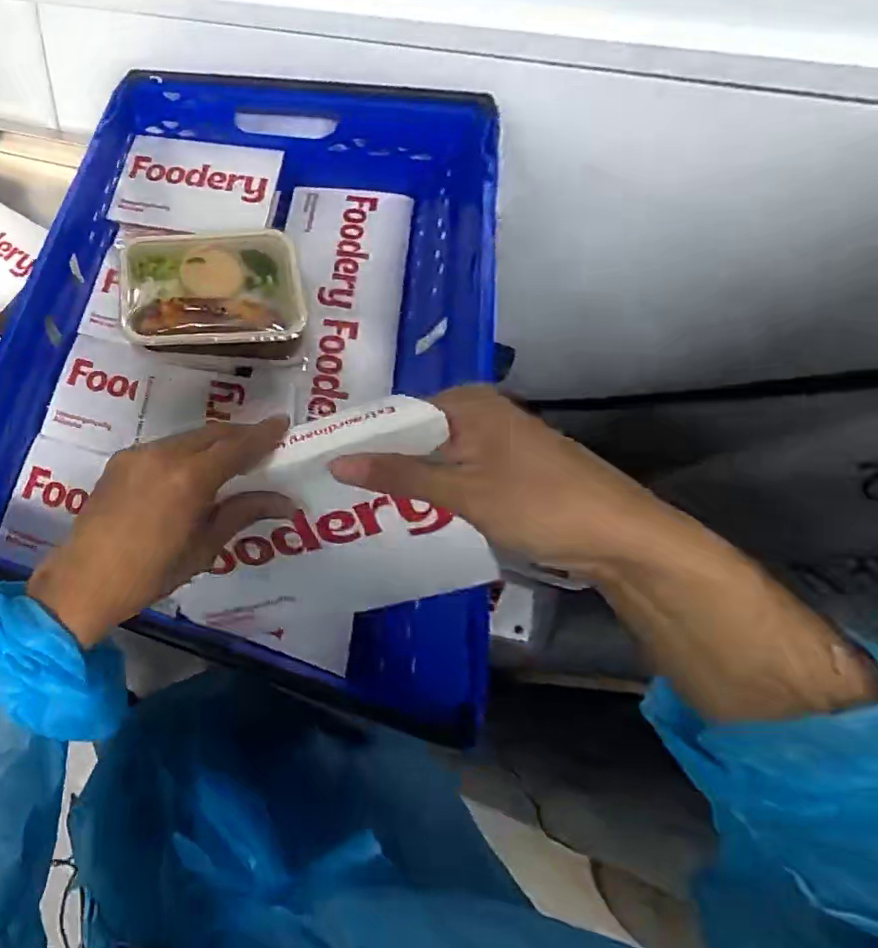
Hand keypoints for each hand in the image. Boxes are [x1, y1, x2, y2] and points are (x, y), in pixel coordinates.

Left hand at [28, 418, 292, 646]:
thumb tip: (285, 502)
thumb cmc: (151, 572)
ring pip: (182, 439)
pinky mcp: (117, 462)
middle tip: (261, 443)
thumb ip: (242, 513)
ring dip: (208, 443)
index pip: (236, 446)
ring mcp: (135, 455)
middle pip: (209, 435)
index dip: (262, 435)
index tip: (282, 424)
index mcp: (189, 477)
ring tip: (228, 457)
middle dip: (237, 436)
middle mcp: (161, 455)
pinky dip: (181, 452)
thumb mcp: (204, 547)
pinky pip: (159, 449)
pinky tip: (189, 469)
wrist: (88, 575)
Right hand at [330, 385, 876, 722]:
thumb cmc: (543, 505)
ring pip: (424, 453)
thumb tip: (332, 462)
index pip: (391, 413)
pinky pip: (443, 469)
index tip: (316, 458)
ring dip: (395, 475)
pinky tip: (395, 505)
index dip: (355, 436)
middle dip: (371, 457)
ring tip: (348, 495)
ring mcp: (490, 441)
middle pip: (406, 432)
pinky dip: (421, 485)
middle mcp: (477, 413)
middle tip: (324, 481)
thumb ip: (395, 475)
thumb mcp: (460, 492)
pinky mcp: (500, 468)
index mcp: (468, 403)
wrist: (631, 544)